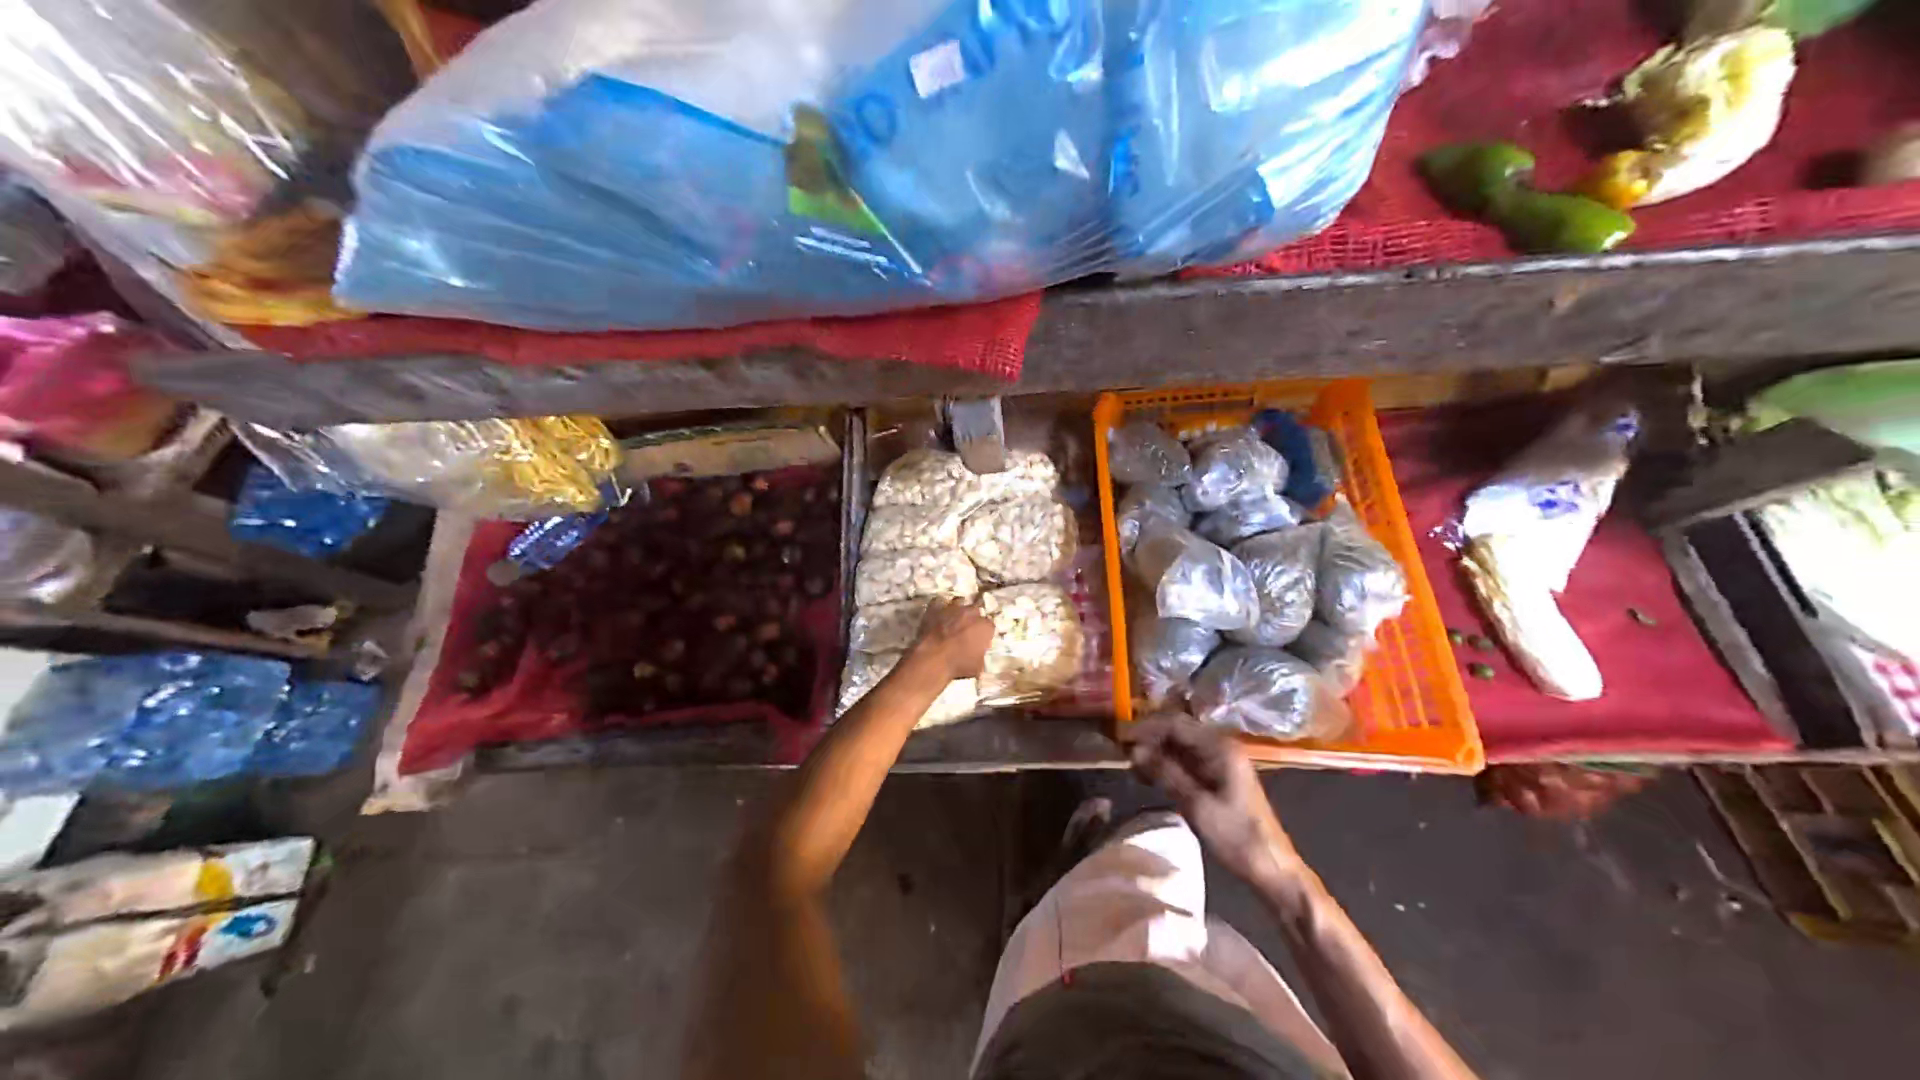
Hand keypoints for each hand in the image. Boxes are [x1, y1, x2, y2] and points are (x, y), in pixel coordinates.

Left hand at [908, 597, 993, 680]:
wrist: (932, 658)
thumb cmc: (958, 665)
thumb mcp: (977, 666)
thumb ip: (981, 654)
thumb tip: (978, 653)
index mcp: (985, 627)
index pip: (989, 627)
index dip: (984, 634)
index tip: (979, 642)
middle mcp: (971, 613)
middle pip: (975, 612)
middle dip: (972, 621)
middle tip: (965, 632)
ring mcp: (952, 608)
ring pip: (958, 605)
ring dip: (957, 613)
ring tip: (951, 623)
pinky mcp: (935, 608)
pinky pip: (939, 603)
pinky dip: (940, 610)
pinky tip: (937, 617)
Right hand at [1128, 714, 1302, 886]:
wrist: (1272, 868)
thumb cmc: (1237, 837)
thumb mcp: (1197, 805)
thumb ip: (1166, 773)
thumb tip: (1134, 750)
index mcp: (1220, 748)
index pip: (1175, 723)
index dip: (1146, 727)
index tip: (1120, 738)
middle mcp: (1220, 747)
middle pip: (1177, 730)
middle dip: (1149, 737)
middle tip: (1122, 751)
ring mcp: (1220, 761)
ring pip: (1180, 745)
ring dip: (1156, 751)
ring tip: (1131, 765)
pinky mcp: (1218, 776)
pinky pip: (1186, 760)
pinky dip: (1167, 764)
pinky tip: (1150, 775)